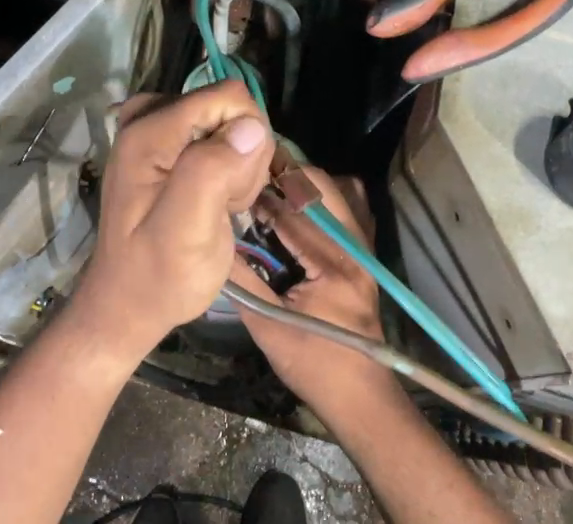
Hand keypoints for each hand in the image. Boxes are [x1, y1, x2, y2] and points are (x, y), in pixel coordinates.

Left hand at [70, 82, 274, 362]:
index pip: (228, 98)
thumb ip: (212, 173)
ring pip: (232, 123)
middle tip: (222, 204)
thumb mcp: (185, 233)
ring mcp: (158, 130)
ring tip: (216, 208)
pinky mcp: (168, 145)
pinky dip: (229, 169)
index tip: (230, 189)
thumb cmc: (157, 277)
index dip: (245, 141)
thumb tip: (250, 125)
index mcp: (148, 132)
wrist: (130, 305)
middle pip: (231, 108)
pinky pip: (221, 137)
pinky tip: (214, 201)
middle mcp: (149, 118)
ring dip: (238, 167)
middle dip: (242, 155)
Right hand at [229, 158, 395, 419]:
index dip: (263, 188)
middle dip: (283, 175)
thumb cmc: (315, 364)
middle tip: (246, 175)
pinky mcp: (359, 257)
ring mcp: (361, 249)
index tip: (233, 175)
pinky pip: (337, 214)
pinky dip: (311, 205)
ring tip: (261, 189)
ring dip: (297, 187)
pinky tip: (284, 213)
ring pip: (332, 195)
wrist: (360, 397)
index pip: (296, 206)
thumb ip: (241, 279)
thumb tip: (211, 241)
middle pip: (321, 187)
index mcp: (335, 258)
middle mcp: (354, 244)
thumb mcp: (268, 324)